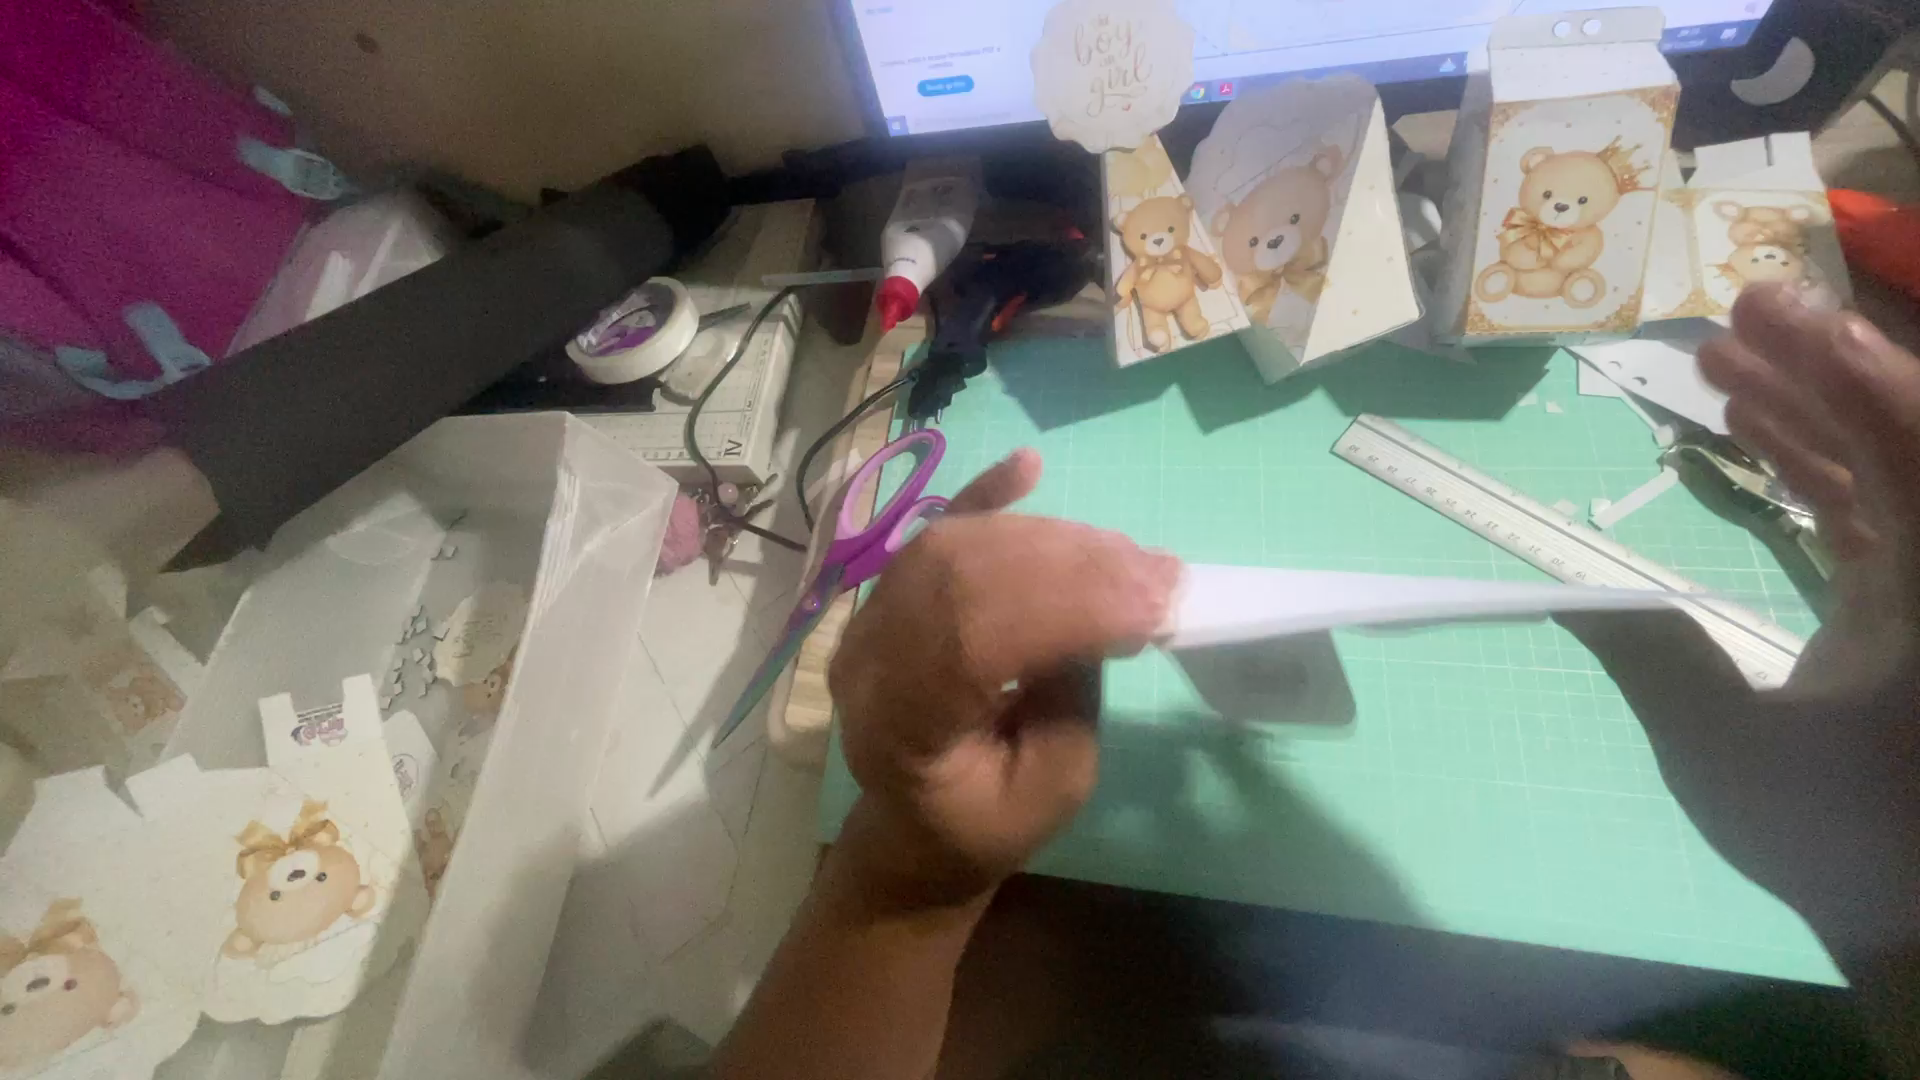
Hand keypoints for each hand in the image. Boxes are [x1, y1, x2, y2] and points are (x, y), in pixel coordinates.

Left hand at [828, 449, 1181, 910]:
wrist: (917, 824)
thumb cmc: (983, 822)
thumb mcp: (1048, 791)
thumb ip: (1068, 700)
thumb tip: (1101, 610)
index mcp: (897, 725)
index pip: (975, 641)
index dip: (1069, 611)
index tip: (1156, 606)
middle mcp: (869, 654)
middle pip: (965, 577)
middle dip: (1072, 566)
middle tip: (1157, 573)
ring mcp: (872, 615)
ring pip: (959, 545)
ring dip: (1053, 539)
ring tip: (1127, 554)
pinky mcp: (892, 592)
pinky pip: (938, 532)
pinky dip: (986, 495)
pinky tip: (1028, 465)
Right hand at [1557, 284, 1919, 950]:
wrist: (1912, 911)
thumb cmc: (1833, 836)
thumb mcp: (1721, 749)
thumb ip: (1648, 656)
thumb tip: (1560, 588)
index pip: (1915, 459)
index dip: (1854, 377)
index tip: (1776, 318)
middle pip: (1908, 443)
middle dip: (1828, 369)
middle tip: (1741, 311)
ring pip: (1885, 467)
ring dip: (1807, 408)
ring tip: (1723, 359)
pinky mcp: (1906, 605)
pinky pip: (1865, 507)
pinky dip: (1806, 464)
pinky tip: (1748, 430)